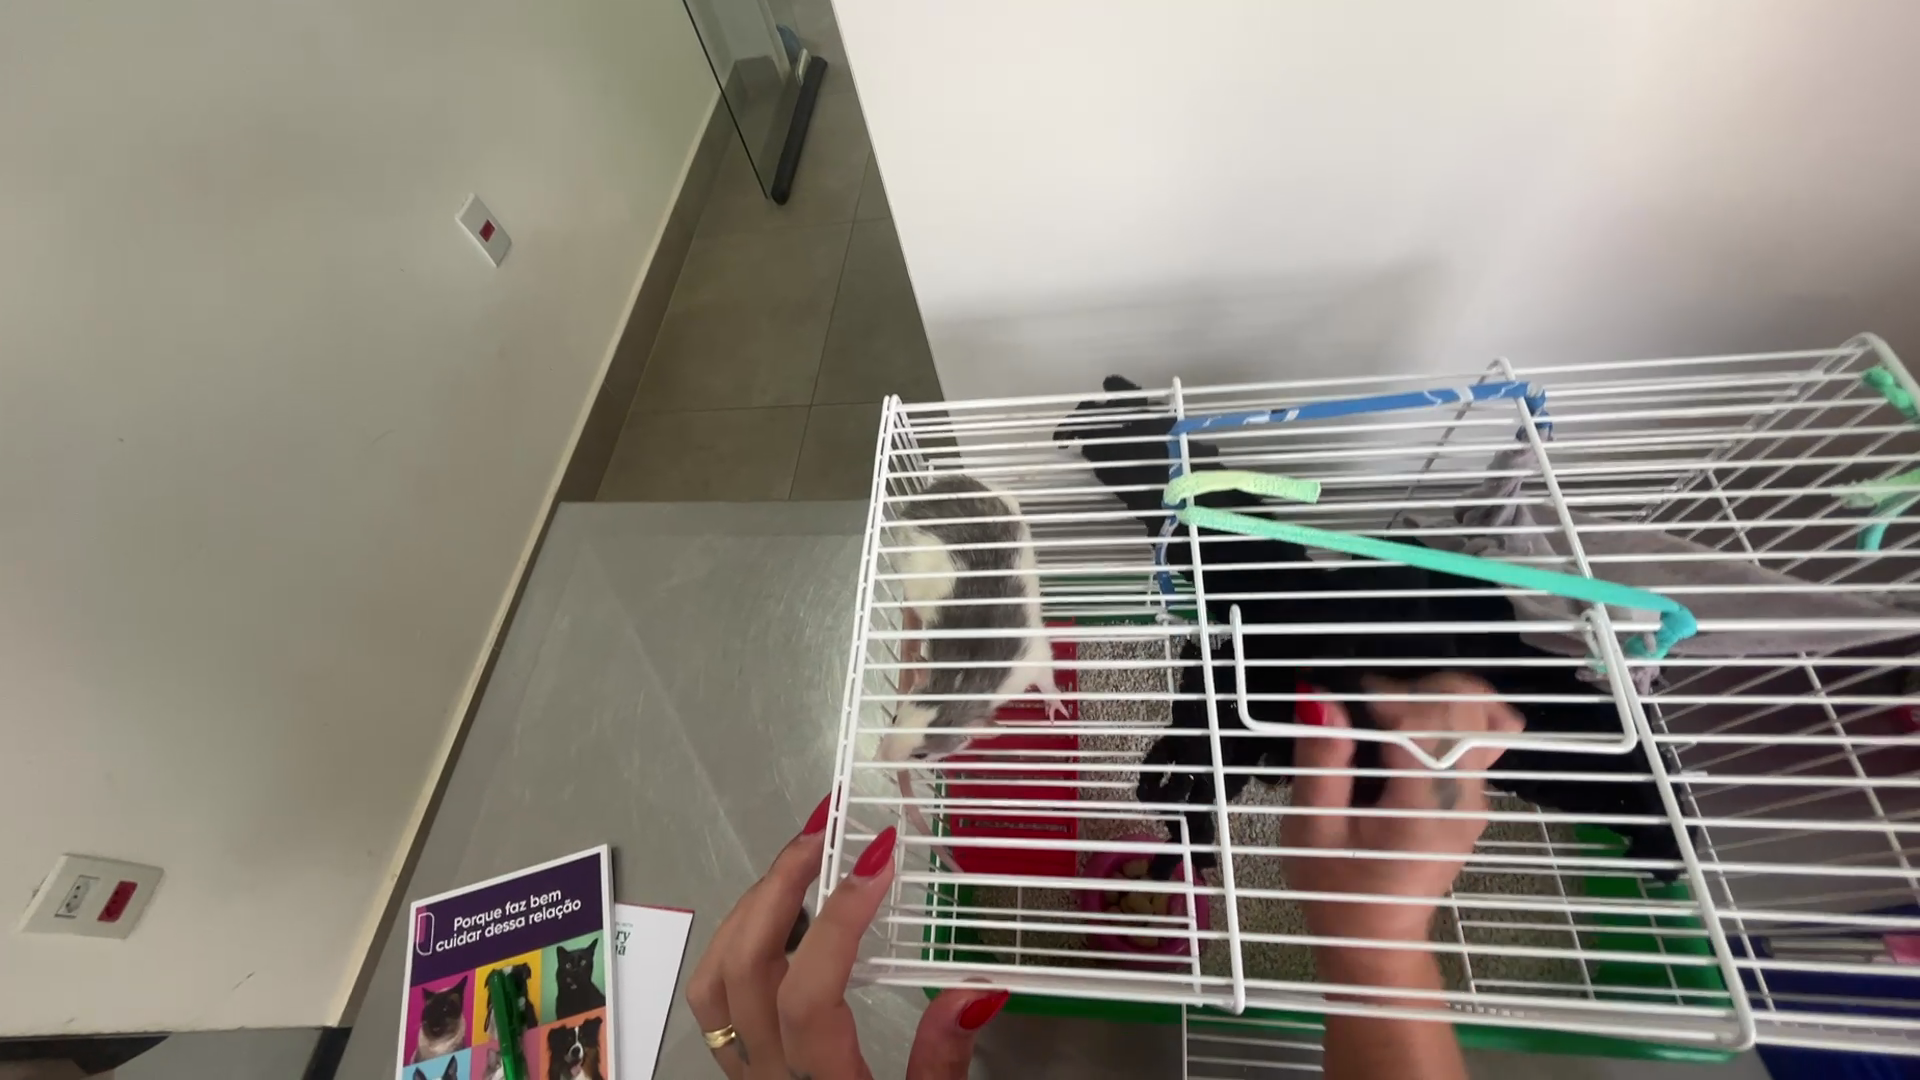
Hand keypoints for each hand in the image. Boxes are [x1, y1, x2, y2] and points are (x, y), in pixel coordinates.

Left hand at [684, 795, 1008, 1078]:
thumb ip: (943, 1062)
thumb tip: (978, 987)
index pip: (810, 995)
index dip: (839, 919)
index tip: (880, 855)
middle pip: (742, 971)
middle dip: (781, 886)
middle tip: (826, 832)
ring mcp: (741, 1074)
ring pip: (714, 978)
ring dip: (753, 903)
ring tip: (802, 858)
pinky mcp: (739, 1066)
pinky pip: (716, 991)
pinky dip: (741, 932)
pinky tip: (782, 907)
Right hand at [1282, 675, 1523, 957]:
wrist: (1373, 933)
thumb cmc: (1334, 885)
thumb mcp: (1311, 826)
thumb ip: (1321, 762)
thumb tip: (1319, 699)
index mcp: (1427, 809)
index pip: (1432, 727)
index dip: (1386, 698)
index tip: (1341, 698)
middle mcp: (1465, 798)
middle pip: (1471, 711)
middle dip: (1414, 690)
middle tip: (1362, 705)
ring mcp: (1474, 795)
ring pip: (1480, 717)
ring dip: (1431, 699)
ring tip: (1380, 714)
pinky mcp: (1467, 793)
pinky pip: (1471, 736)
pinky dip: (1438, 717)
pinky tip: (1393, 732)